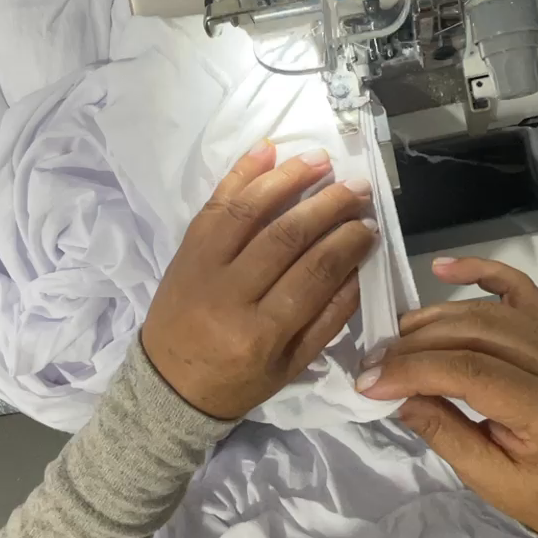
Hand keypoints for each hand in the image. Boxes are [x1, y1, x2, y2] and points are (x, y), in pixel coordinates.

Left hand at [142, 141, 376, 419]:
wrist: (167, 386)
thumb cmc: (237, 380)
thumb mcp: (292, 364)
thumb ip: (329, 317)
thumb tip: (360, 266)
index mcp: (259, 333)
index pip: (312, 275)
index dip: (346, 244)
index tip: (370, 225)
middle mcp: (227, 295)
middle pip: (284, 237)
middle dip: (327, 206)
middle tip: (357, 188)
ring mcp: (201, 267)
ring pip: (247, 211)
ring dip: (287, 179)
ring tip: (321, 160)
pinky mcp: (185, 250)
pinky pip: (214, 205)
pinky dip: (240, 174)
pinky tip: (267, 151)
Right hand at [357, 257, 537, 536]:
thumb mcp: (492, 480)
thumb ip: (444, 433)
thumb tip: (393, 396)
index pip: (471, 373)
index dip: (414, 371)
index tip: (369, 381)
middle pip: (472, 334)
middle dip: (414, 346)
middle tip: (374, 361)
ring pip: (483, 312)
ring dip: (432, 319)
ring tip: (393, 338)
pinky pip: (515, 286)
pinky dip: (479, 270)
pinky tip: (441, 268)